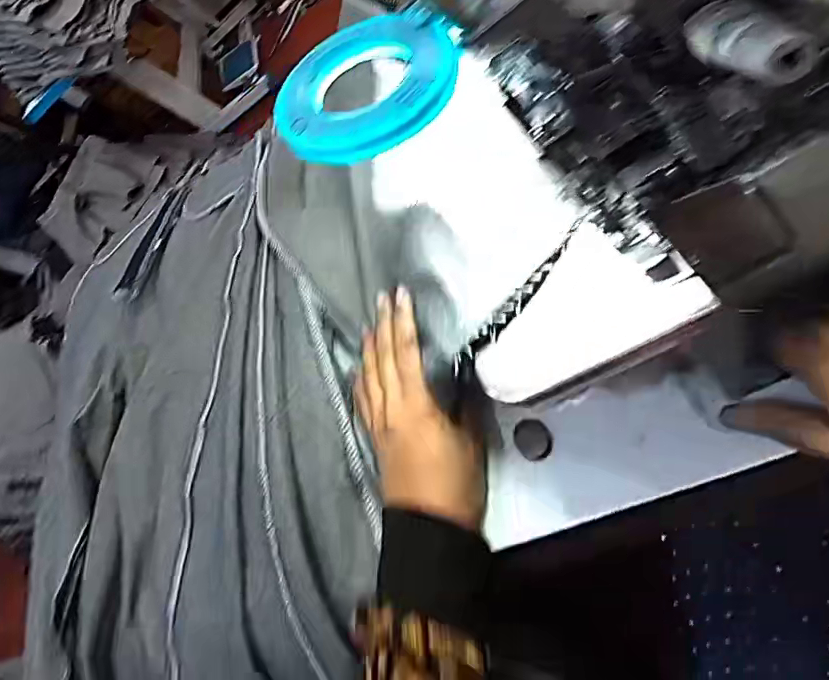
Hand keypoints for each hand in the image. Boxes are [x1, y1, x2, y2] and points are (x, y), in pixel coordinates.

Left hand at [354, 287, 485, 531]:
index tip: (400, 295)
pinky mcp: (375, 439)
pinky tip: (358, 369)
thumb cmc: (457, 487)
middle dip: (382, 324)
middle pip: (382, 358)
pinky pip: (363, 399)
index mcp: (416, 405)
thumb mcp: (470, 442)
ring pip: (369, 375)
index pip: (406, 352)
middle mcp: (391, 409)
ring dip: (368, 347)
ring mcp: (379, 424)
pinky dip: (360, 378)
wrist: (429, 532)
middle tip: (382, 298)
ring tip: (369, 324)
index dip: (403, 321)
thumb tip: (457, 380)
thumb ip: (461, 406)